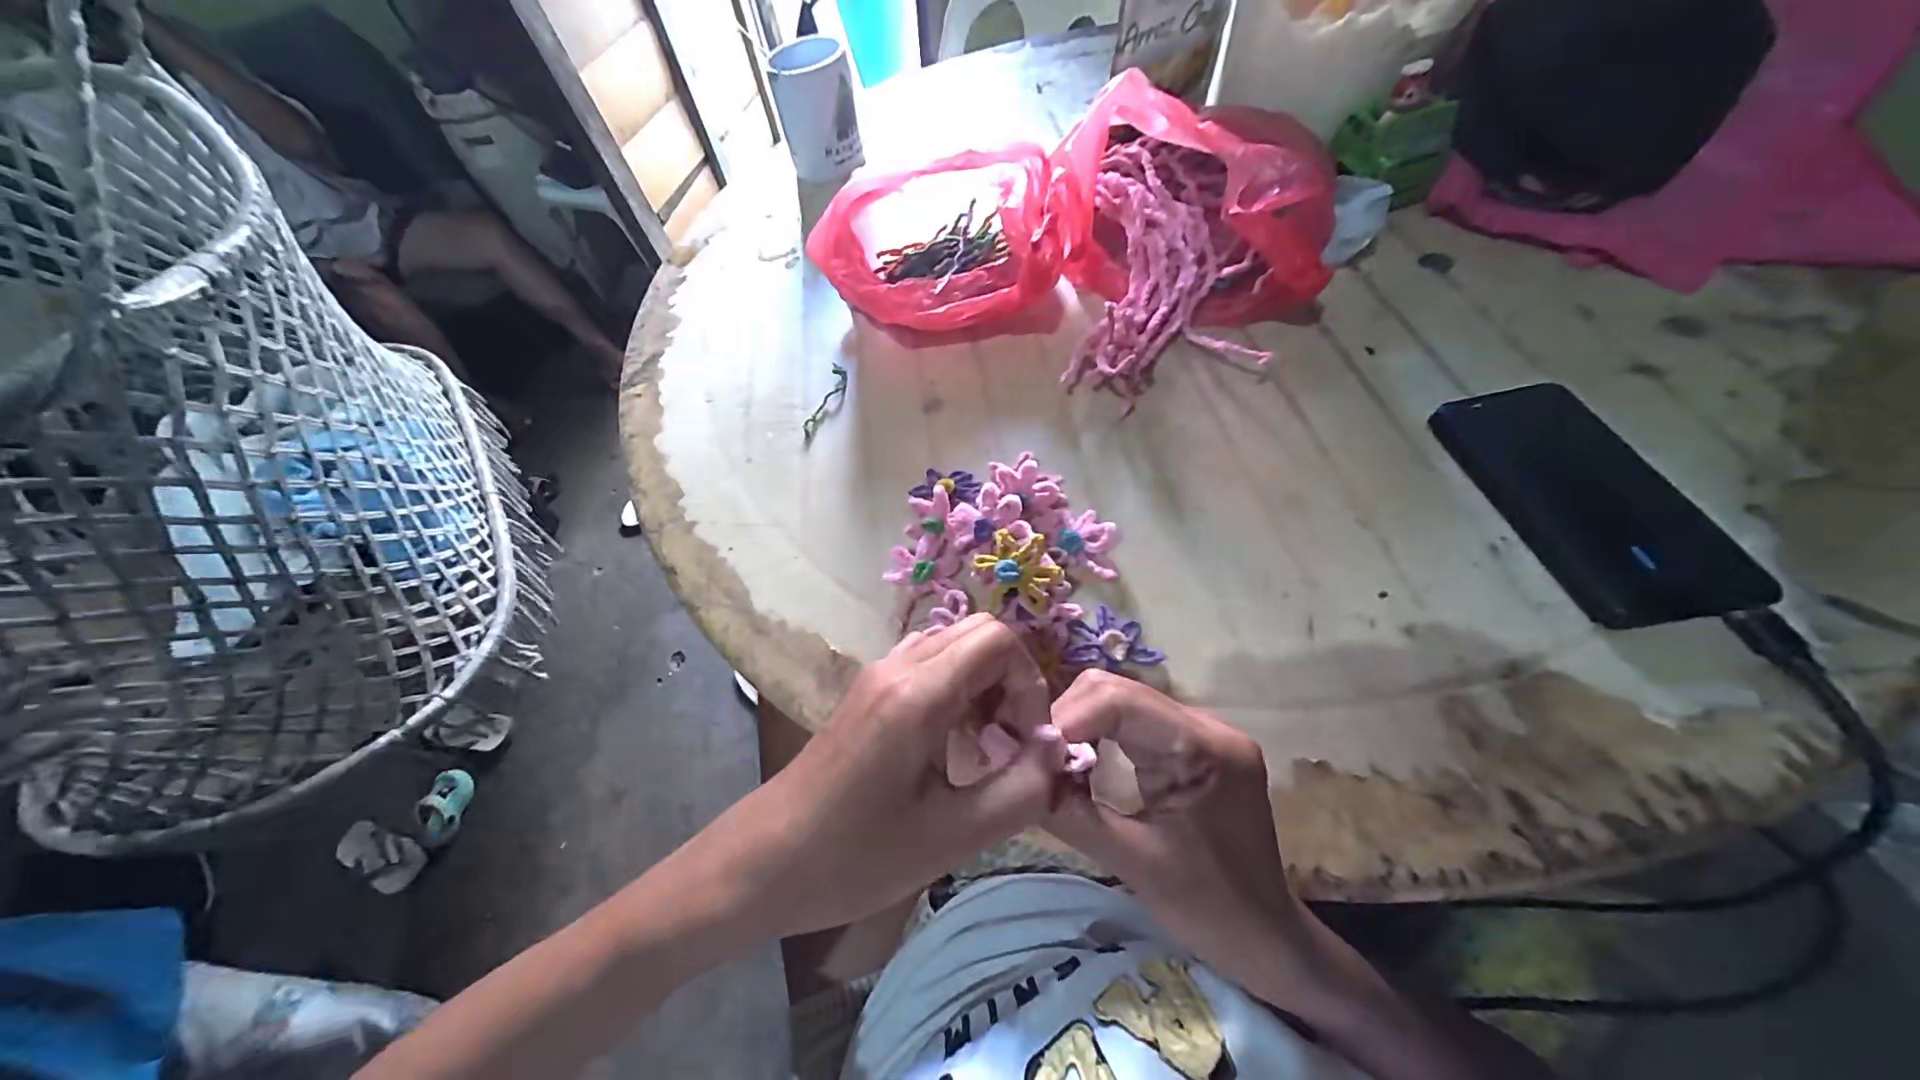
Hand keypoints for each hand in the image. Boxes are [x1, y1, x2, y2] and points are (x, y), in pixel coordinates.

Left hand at [700, 613, 1066, 937]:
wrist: (763, 862)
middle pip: (979, 632)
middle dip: (1011, 680)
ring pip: (955, 645)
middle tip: (1009, 742)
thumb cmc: (855, 857)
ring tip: (983, 748)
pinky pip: (930, 665)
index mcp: (916, 693)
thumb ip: (1022, 789)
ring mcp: (878, 674)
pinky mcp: (868, 690)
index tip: (1025, 742)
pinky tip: (950, 746)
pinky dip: (957, 690)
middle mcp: (897, 666)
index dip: (1029, 684)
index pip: (999, 639)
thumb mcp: (952, 837)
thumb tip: (1055, 745)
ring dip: (985, 685)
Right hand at [1045, 670, 1320, 1004]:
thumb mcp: (1133, 862)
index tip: (1027, 755)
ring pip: (1118, 699)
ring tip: (1048, 761)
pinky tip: (1078, 762)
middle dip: (1066, 718)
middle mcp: (1205, 724)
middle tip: (1033, 759)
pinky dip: (1096, 734)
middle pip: (1115, 690)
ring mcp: (1200, 731)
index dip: (1065, 719)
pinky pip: (1131, 721)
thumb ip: (1072, 812)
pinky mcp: (1189, 744)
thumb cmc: (1209, 910)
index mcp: (1204, 747)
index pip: (1119, 700)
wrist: (1267, 939)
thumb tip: (1015, 774)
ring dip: (1077, 724)